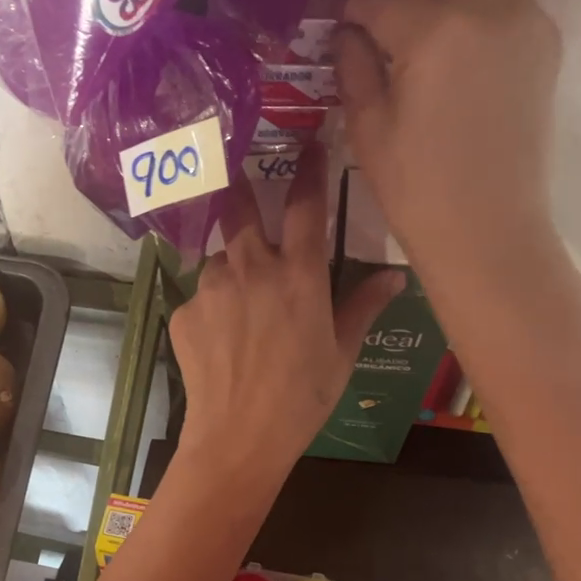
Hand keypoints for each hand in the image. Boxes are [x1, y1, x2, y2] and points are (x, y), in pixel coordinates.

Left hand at [171, 143, 404, 477]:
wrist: (239, 436)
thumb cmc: (301, 399)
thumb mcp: (341, 354)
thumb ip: (363, 307)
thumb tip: (396, 275)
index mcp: (299, 275)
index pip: (306, 205)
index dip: (309, 171)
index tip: (308, 144)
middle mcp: (252, 269)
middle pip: (241, 209)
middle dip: (239, 185)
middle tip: (234, 170)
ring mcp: (212, 290)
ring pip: (218, 260)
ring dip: (228, 270)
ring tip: (237, 306)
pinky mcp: (184, 314)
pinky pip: (199, 298)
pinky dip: (210, 309)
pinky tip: (218, 341)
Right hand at [336, 0, 561, 265]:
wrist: (489, 231)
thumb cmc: (416, 191)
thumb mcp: (369, 132)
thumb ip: (355, 68)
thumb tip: (348, 33)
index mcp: (437, 33)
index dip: (354, 3)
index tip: (342, 22)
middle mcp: (491, 7)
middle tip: (383, 7)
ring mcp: (526, 20)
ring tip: (414, 20)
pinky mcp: (544, 41)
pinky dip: (474, 1)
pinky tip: (448, 42)